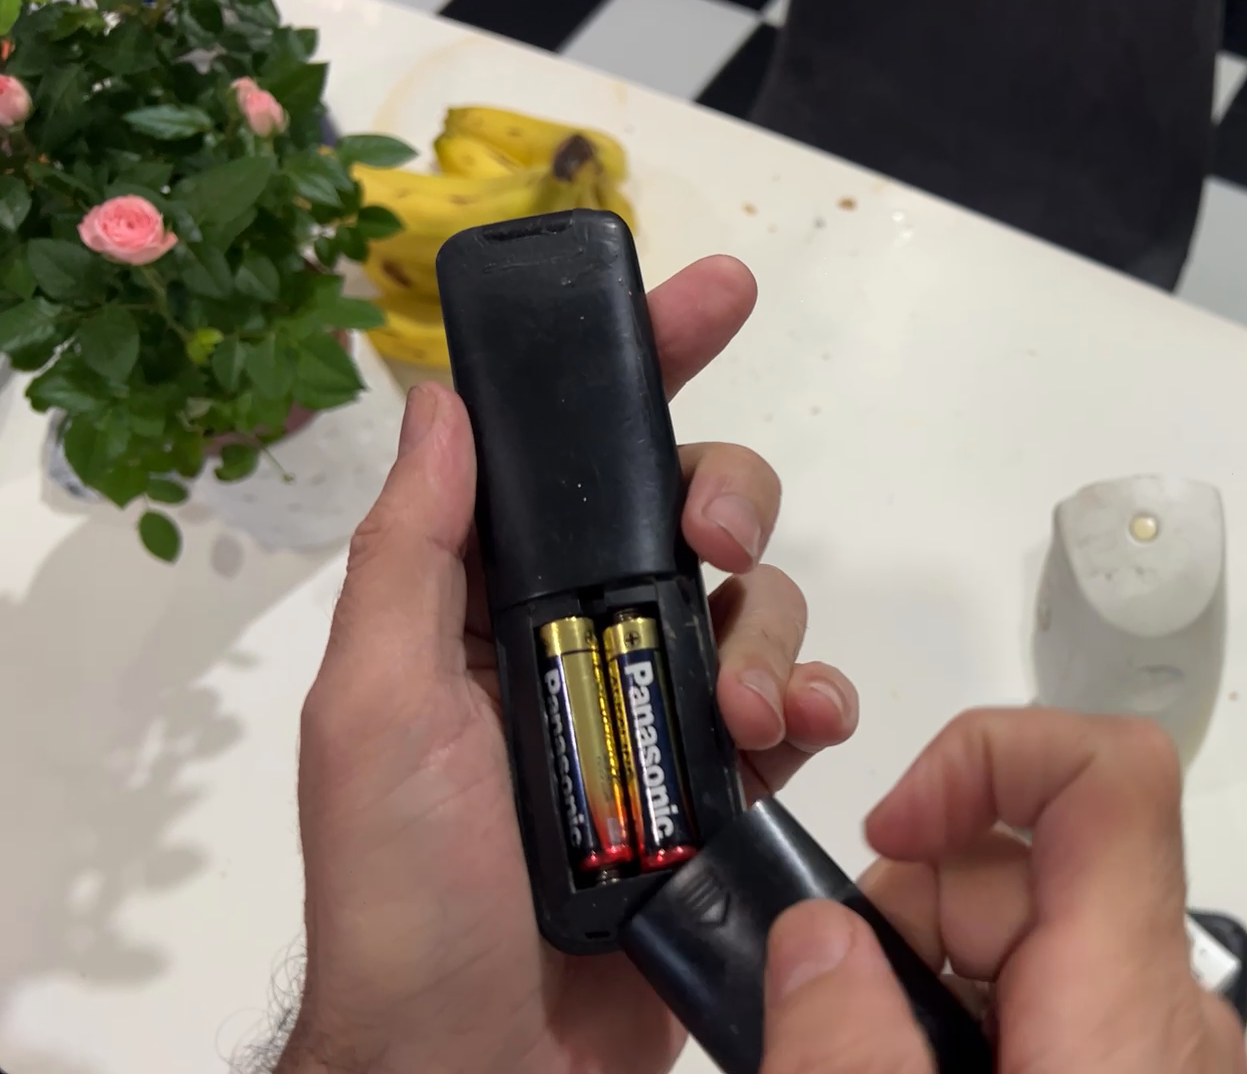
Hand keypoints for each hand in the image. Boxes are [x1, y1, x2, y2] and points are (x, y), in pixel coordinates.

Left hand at [280, 257, 859, 1073]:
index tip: (717, 292)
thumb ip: (413, 556)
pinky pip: (809, 699)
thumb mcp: (379, 705)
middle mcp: (614, 627)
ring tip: (754, 711)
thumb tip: (438, 402)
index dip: (657, 361)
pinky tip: (807, 732)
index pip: (597, 452)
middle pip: (711, 511)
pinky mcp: (741, 764)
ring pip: (769, 606)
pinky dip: (822, 701)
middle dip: (737, 501)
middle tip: (721, 545)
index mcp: (526, 596)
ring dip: (775, 637)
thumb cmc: (418, 887)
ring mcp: (685, 695)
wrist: (499, 1054)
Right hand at [759, 709, 1246, 1072]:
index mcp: (1130, 1004)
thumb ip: (846, 1051)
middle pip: (1026, 850)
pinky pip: (1030, 979)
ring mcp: (1143, 1033)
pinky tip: (912, 1061)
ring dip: (921, 960)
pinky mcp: (1121, 1061)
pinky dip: (955, 1000)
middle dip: (914, 900)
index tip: (894, 820)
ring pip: (1016, 915)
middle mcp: (1156, 998)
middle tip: (846, 1008)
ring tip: (869, 1049)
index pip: (1110, 770)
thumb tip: (820, 931)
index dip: (989, 751)